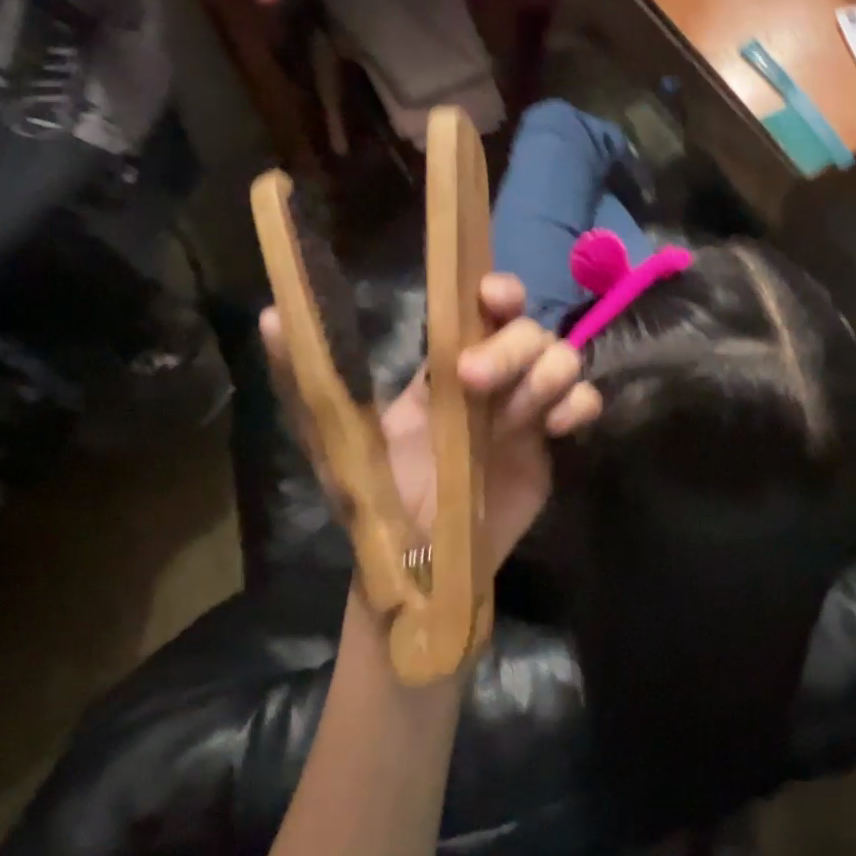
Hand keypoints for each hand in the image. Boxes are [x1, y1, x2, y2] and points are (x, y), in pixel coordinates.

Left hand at [260, 273, 600, 575]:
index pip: (484, 308)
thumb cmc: (374, 496)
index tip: (491, 298)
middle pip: (528, 331)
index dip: (498, 292)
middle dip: (511, 347)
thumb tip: (271, 316)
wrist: (413, 562)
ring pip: (562, 360)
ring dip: (549, 373)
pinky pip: (585, 406)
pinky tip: (559, 428)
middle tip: (473, 381)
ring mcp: (525, 410)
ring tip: (522, 414)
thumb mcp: (332, 437)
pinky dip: (581, 405)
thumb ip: (303, 379)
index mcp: (444, 366)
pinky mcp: (551, 445)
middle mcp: (492, 378)